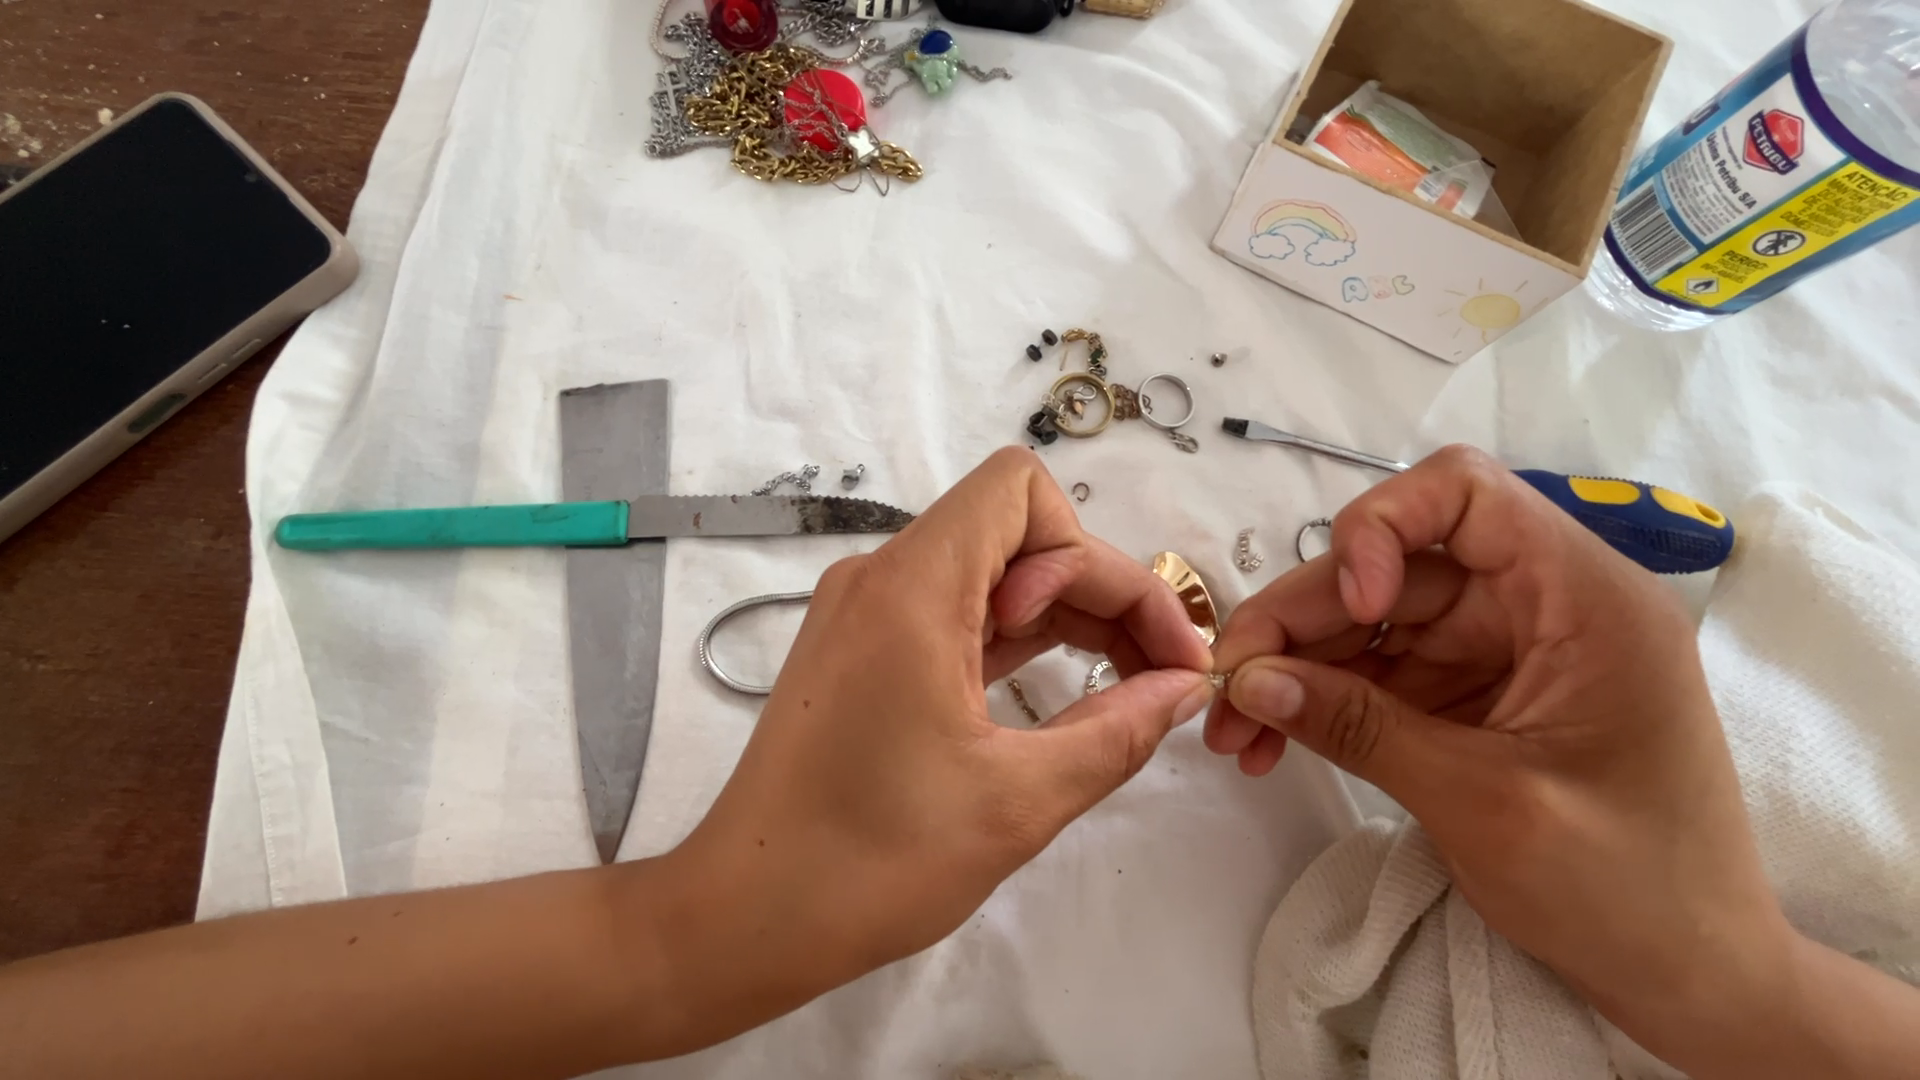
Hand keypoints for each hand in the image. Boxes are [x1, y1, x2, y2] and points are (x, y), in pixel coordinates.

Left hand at [667, 446, 1214, 1048]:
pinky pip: (957, 611)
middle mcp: (883, 576)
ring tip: (1125, 686)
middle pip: (1017, 533)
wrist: (744, 914)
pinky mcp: (863, 647)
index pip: (1020, 493)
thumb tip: (1182, 688)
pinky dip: (1016, 638)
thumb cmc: (873, 861)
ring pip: (991, 572)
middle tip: (1161, 676)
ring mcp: (867, 610)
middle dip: (1100, 591)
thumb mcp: (1017, 801)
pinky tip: (1060, 687)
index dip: (1097, 555)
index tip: (1144, 643)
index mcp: (912, 587)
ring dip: (1064, 616)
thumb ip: (1118, 732)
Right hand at [1202, 446, 1805, 1075]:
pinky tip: (1266, 743)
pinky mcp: (1453, 689)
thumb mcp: (1485, 804)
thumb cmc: (1626, 888)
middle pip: (1381, 569)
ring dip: (1286, 669)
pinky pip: (1361, 671)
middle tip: (1225, 688)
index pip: (1463, 493)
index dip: (1383, 528)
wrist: (1685, 974)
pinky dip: (1308, 702)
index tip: (1353, 611)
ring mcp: (1484, 646)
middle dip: (1294, 624)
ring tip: (1233, 733)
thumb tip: (1247, 680)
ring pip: (1355, 621)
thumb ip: (1360, 728)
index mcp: (1577, 598)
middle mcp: (1524, 603)